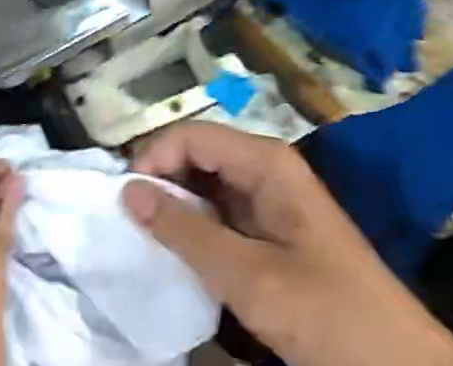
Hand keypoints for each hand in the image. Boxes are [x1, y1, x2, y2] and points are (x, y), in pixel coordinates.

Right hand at [123, 123, 452, 365]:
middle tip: (127, 219)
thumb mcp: (249, 277)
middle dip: (160, 180)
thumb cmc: (329, 315)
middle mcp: (265, 169)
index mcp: (266, 162)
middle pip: (196, 154)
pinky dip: (194, 228)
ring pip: (205, 184)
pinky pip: (220, 213)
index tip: (123, 199)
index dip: (153, 158)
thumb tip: (126, 190)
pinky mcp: (270, 232)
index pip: (191, 136)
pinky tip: (177, 252)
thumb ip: (185, 232)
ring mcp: (270, 200)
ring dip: (174, 206)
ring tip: (144, 236)